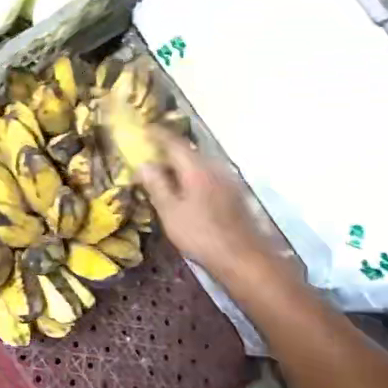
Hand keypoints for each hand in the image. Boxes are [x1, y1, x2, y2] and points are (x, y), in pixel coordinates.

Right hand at [135, 126, 284, 281]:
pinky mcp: (234, 195)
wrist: (243, 258)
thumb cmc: (200, 234)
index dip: (158, 134)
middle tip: (149, 153)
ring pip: (200, 164)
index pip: (175, 143)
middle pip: (189, 152)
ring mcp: (228, 181)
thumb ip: (156, 184)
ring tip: (163, 171)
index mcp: (196, 169)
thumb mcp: (169, 210)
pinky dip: (192, 176)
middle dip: (168, 150)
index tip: (144, 129)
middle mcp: (215, 169)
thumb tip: (144, 164)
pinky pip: (208, 176)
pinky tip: (184, 189)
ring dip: (181, 165)